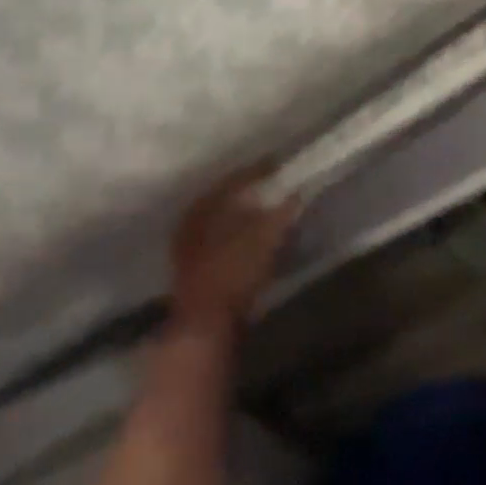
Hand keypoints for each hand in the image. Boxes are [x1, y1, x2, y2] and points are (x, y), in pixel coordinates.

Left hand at [170, 167, 297, 329]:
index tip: (276, 162)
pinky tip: (256, 231)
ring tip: (269, 205)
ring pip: (220, 218)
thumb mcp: (265, 238)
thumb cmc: (233, 272)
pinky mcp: (197, 266)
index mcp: (202, 212)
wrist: (206, 322)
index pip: (230, 181)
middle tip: (274, 181)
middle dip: (248, 190)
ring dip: (243, 211)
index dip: (254, 171)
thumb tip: (296, 193)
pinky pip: (221, 235)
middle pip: (222, 198)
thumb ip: (281, 213)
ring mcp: (189, 247)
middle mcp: (190, 225)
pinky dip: (240, 229)